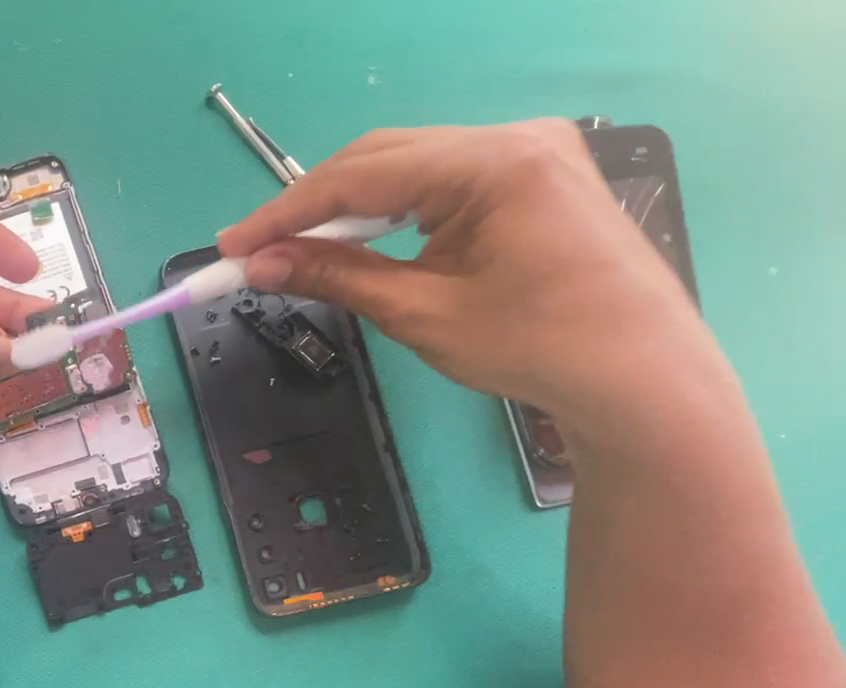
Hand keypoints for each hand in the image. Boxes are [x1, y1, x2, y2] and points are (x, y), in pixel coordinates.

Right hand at [217, 120, 726, 429]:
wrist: (635, 372)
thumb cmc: (531, 345)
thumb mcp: (418, 312)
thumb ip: (335, 276)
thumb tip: (260, 264)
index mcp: (493, 164)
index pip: (360, 178)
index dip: (284, 212)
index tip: (229, 246)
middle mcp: (512, 138)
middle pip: (379, 159)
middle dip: (308, 205)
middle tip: (250, 250)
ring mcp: (527, 151)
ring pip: (404, 166)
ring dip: (343, 207)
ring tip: (290, 248)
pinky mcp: (530, 175)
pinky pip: (435, 180)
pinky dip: (384, 210)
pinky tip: (354, 239)